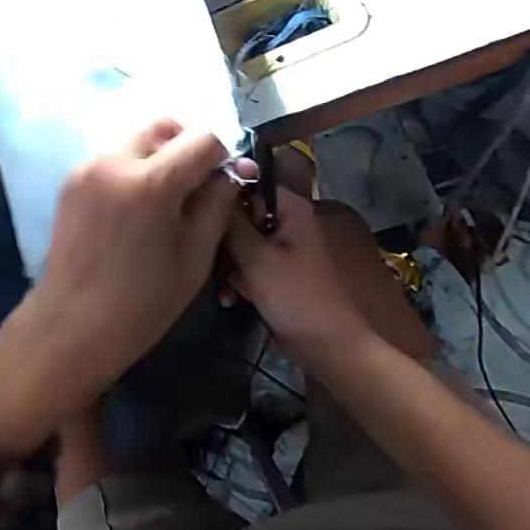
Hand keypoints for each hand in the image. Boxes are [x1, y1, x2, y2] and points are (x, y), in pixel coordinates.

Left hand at [0, 120, 252, 452]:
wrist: (70, 327)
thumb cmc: (142, 303)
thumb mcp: (194, 258)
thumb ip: (217, 204)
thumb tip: (235, 169)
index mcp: (151, 182)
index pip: (202, 138)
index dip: (221, 156)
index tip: (223, 183)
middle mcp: (115, 161)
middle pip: (164, 126)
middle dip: (188, 146)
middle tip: (197, 184)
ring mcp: (87, 168)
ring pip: (136, 140)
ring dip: (159, 157)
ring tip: (163, 202)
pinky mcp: (71, 180)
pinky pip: (113, 159)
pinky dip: (133, 170)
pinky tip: (134, 210)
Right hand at [225, 188, 372, 370]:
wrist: (330, 349)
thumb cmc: (295, 297)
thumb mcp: (256, 258)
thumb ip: (231, 223)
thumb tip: (210, 188)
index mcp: (289, 207)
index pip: (247, 180)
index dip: (223, 192)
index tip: (200, 210)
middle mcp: (285, 219)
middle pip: (240, 213)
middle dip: (225, 238)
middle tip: (214, 260)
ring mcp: (281, 245)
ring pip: (240, 240)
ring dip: (229, 264)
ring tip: (225, 288)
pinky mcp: (276, 270)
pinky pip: (248, 262)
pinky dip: (240, 278)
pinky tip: (231, 299)